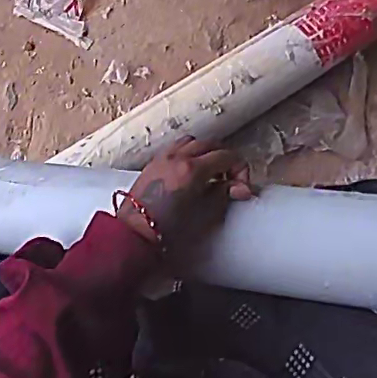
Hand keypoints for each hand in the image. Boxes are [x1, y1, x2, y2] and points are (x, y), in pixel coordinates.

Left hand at [118, 137, 255, 253]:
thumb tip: (241, 188)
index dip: (240, 170)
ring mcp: (163, 157)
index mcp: (193, 169)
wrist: (135, 235)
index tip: (241, 187)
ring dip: (205, 152)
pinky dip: (187, 153)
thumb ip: (224, 195)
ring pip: (192, 142)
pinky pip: (175, 148)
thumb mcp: (205, 216)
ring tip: (209, 174)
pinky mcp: (152, 163)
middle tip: (230, 180)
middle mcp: (177, 157)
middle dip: (225, 159)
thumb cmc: (170, 232)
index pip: (227, 156)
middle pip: (211, 144)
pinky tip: (190, 173)